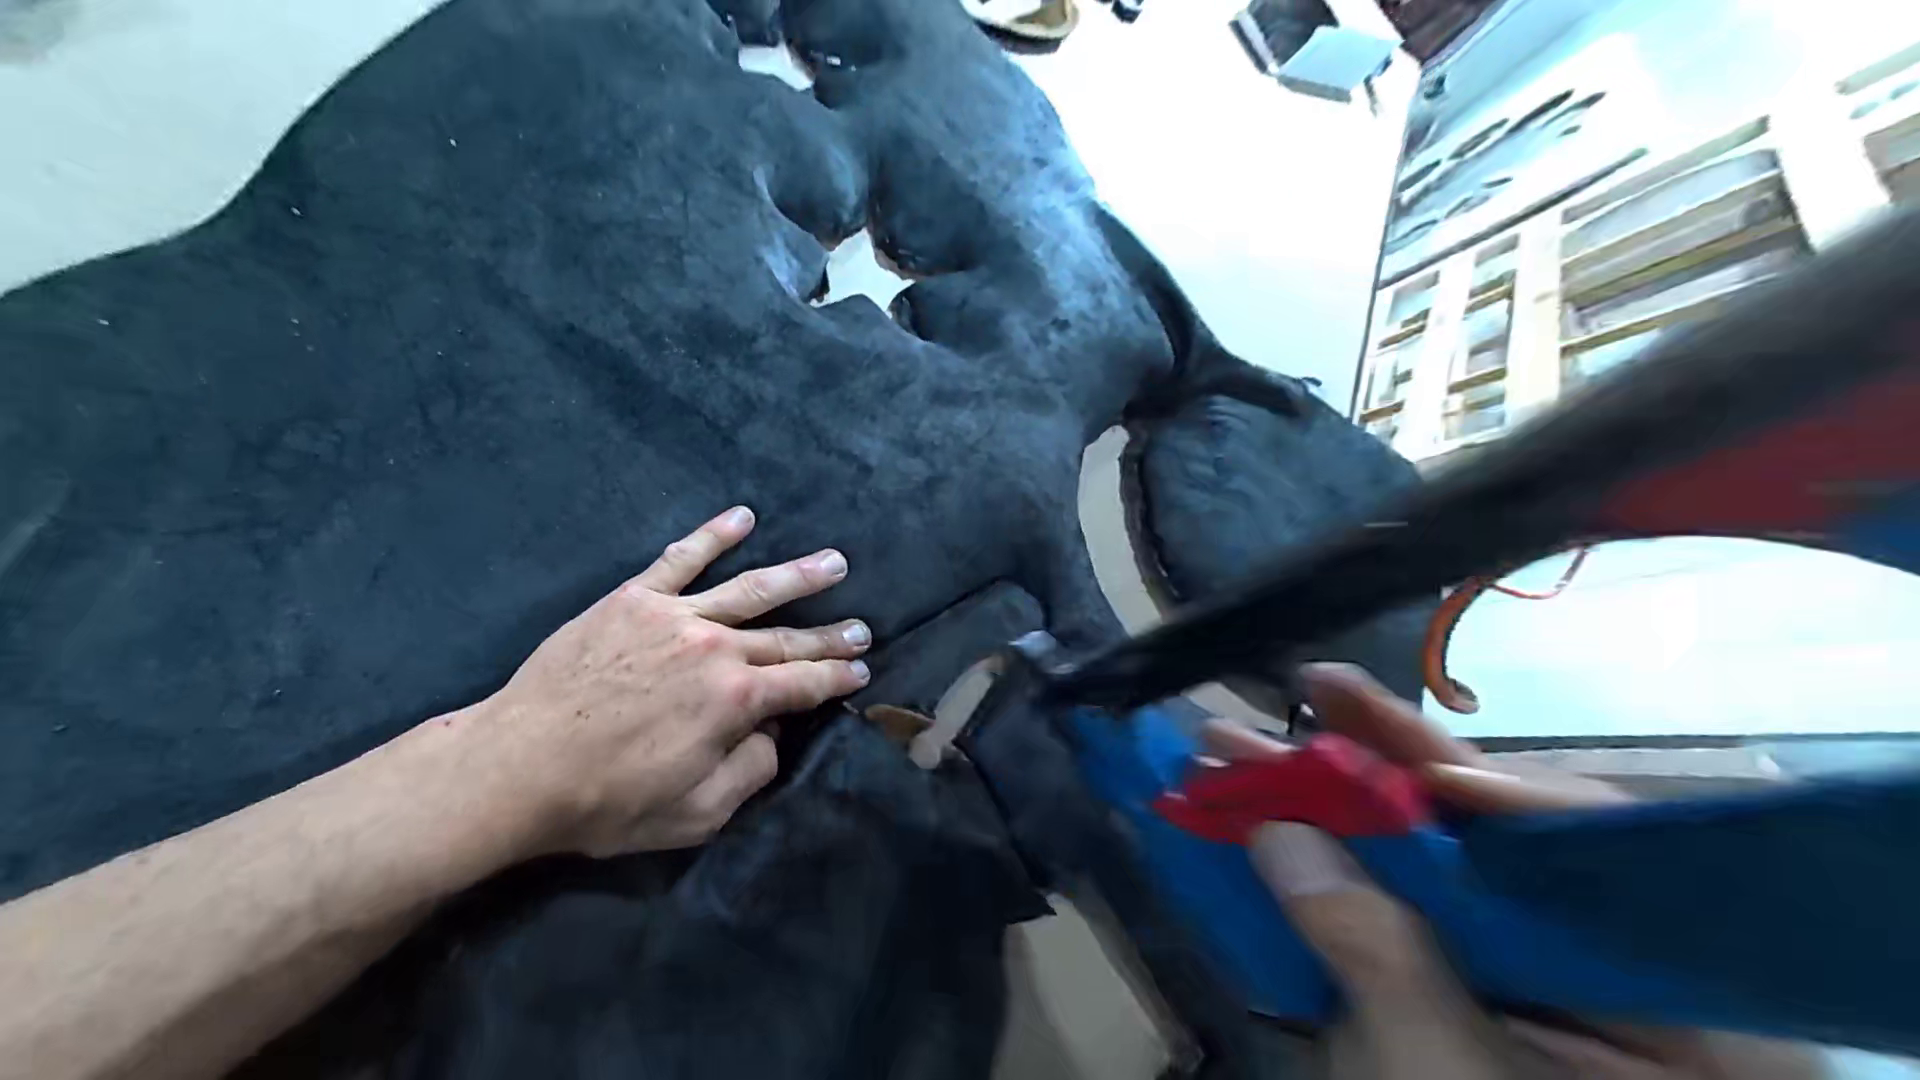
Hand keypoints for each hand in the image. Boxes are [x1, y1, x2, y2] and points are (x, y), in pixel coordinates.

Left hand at [439, 506, 871, 858]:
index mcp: (737, 702)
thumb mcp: (697, 815)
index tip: (861, 671)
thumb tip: (776, 732)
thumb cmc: (608, 800)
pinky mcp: (635, 599)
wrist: (514, 769)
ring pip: (752, 589)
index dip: (838, 679)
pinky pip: (681, 560)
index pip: (806, 684)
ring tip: (835, 562)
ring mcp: (677, 616)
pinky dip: (713, 535)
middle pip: (789, 638)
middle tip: (863, 629)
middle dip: (831, 636)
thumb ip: (753, 771)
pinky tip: (743, 517)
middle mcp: (718, 649)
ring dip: (799, 576)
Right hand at [1208, 664, 1822, 1079]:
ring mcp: (1491, 954)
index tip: (1432, 777)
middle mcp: (1578, 954)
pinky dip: (1304, 839)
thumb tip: (1280, 833)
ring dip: (1319, 784)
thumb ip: (1377, 954)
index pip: (1604, 864)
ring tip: (1240, 738)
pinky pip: (1365, 880)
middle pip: (1481, 830)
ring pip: (1406, 844)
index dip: (1516, 805)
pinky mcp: (1423, 958)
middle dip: (1385, 755)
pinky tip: (1251, 798)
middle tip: (1317, 685)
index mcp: (1664, 1004)